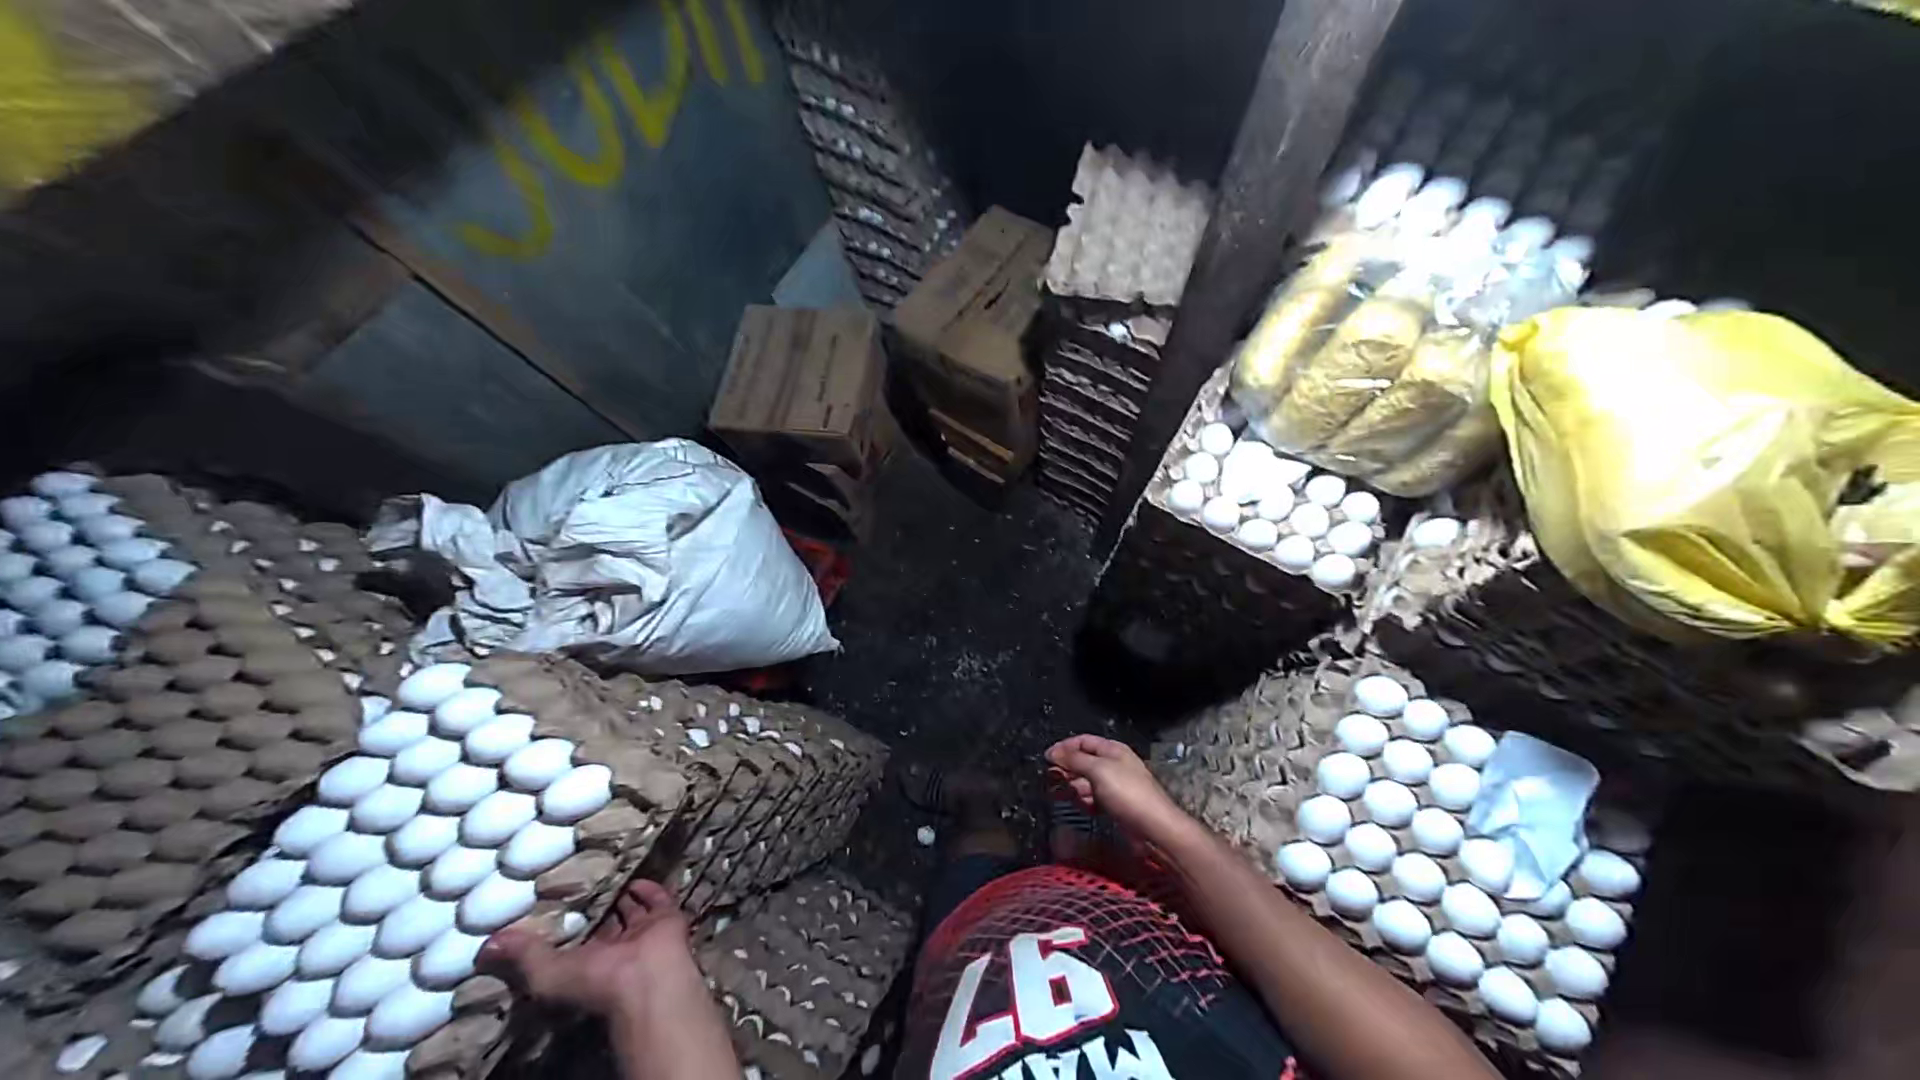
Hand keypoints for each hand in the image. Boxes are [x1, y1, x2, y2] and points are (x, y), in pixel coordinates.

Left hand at [481, 878, 698, 1018]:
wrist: (648, 977)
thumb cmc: (596, 981)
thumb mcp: (548, 973)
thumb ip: (523, 956)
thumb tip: (485, 946)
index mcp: (588, 965)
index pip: (575, 944)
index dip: (566, 928)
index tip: (554, 903)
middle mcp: (616, 949)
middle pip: (605, 926)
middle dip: (597, 908)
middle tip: (584, 880)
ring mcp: (643, 932)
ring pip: (631, 911)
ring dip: (621, 896)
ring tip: (610, 871)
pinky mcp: (666, 917)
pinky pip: (657, 898)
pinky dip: (647, 887)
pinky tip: (635, 875)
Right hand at [1045, 735, 1188, 841]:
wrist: (1153, 828)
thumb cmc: (1127, 793)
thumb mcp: (1097, 769)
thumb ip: (1073, 759)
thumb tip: (1052, 752)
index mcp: (1112, 749)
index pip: (1082, 741)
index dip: (1064, 747)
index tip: (1047, 759)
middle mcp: (1113, 764)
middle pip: (1082, 761)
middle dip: (1066, 769)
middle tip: (1052, 779)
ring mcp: (1114, 786)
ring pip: (1085, 782)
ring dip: (1073, 787)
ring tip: (1064, 795)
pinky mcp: (1114, 805)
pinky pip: (1093, 798)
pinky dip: (1085, 801)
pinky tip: (1083, 806)